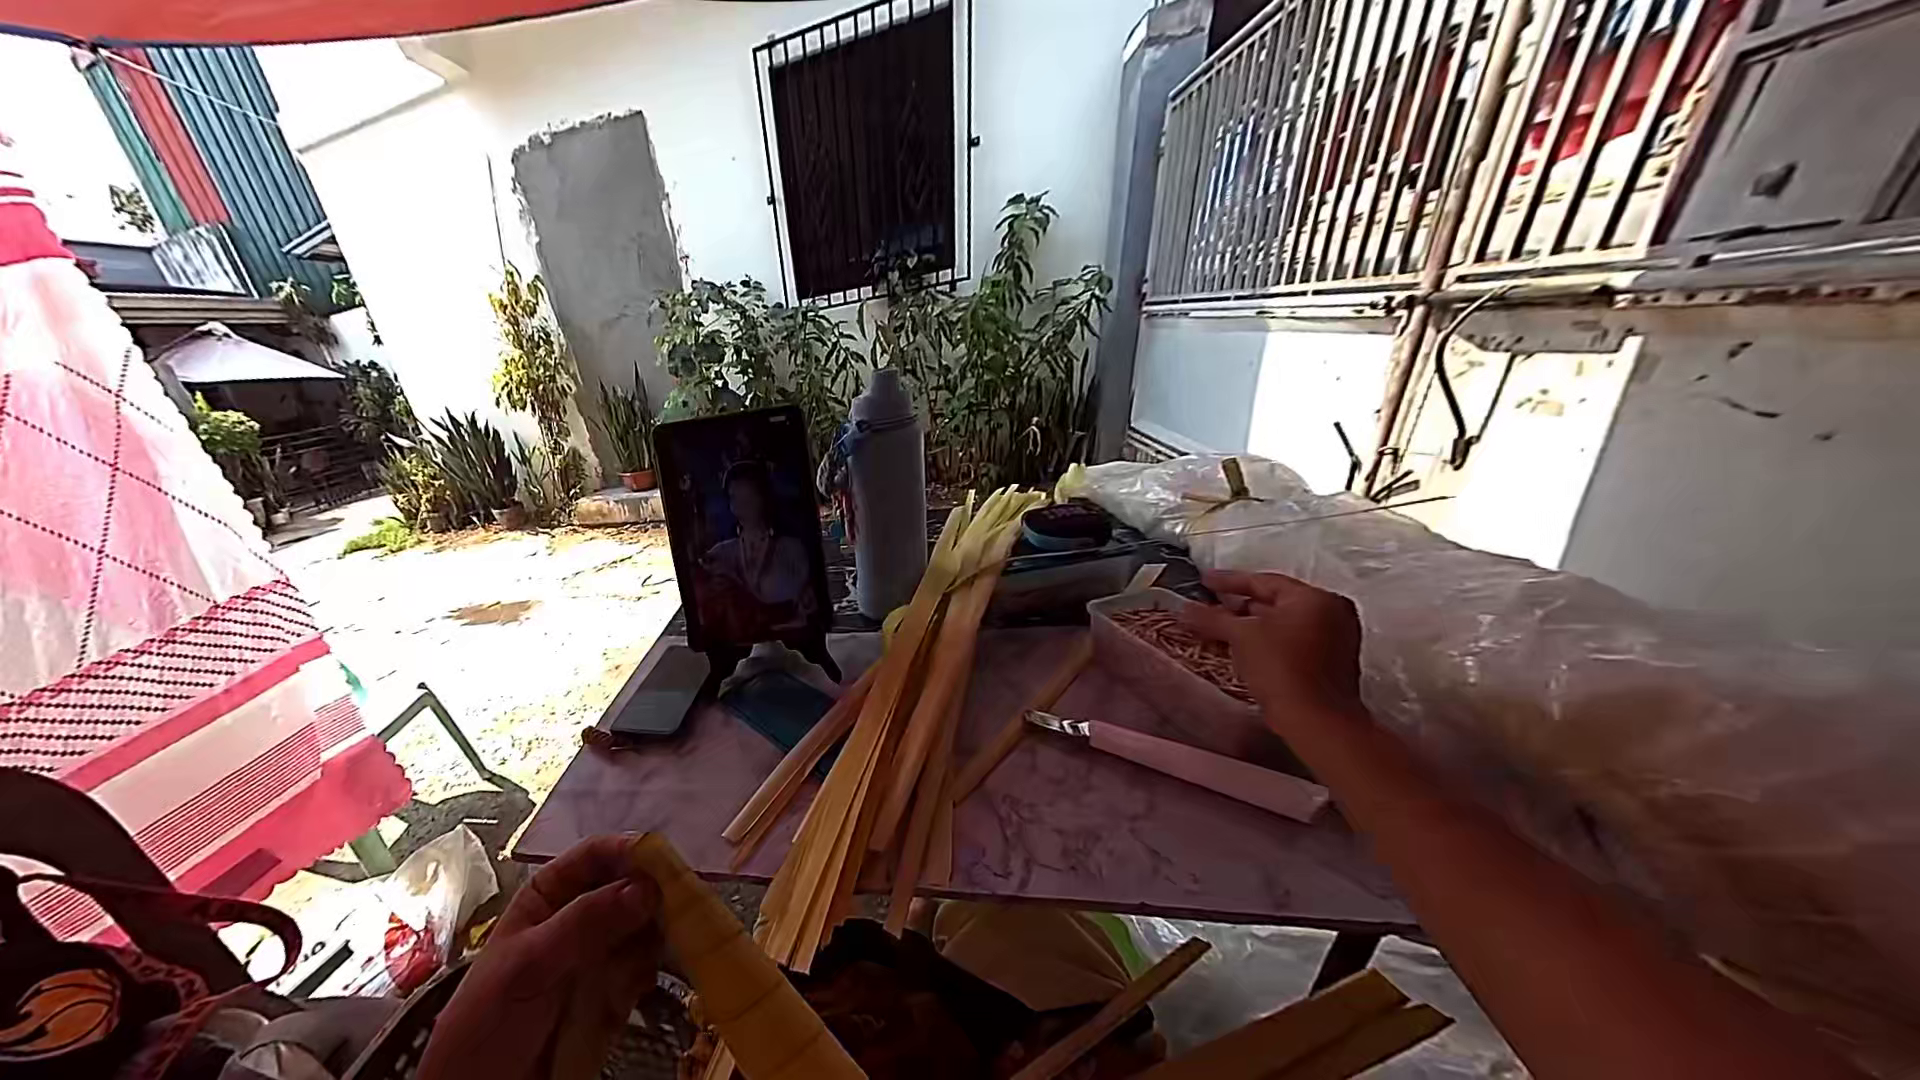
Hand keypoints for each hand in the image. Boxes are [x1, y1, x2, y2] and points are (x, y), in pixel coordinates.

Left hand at [417, 835, 662, 1079]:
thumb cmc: (485, 1025)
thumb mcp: (527, 967)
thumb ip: (583, 922)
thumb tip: (644, 886)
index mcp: (552, 893)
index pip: (598, 854)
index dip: (629, 850)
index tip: (662, 860)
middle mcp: (585, 911)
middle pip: (634, 881)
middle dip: (654, 892)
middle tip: (674, 903)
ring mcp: (605, 946)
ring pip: (650, 917)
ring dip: (657, 930)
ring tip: (650, 950)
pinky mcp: (622, 980)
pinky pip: (652, 957)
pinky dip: (653, 965)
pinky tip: (637, 983)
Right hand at [1180, 570, 1365, 727]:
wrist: (1315, 721)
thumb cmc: (1282, 668)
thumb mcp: (1241, 636)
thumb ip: (1212, 618)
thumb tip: (1185, 609)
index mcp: (1315, 598)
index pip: (1264, 581)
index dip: (1229, 581)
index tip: (1204, 581)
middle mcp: (1331, 613)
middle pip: (1275, 601)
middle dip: (1239, 605)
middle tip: (1209, 604)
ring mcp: (1335, 639)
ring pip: (1282, 623)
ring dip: (1250, 625)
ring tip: (1218, 626)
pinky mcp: (1329, 663)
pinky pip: (1290, 641)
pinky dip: (1265, 640)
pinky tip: (1240, 647)